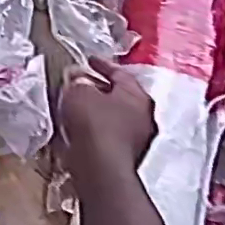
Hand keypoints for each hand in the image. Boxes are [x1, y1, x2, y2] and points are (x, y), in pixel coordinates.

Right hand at [57, 56, 156, 182]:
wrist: (101, 164)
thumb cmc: (92, 122)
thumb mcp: (78, 93)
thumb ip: (79, 82)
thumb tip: (79, 79)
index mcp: (138, 96)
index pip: (120, 73)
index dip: (102, 64)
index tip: (89, 60)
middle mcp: (145, 115)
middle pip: (122, 95)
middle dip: (102, 87)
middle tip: (82, 81)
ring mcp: (140, 136)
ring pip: (118, 114)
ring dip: (100, 107)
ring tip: (79, 103)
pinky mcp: (127, 152)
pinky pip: (111, 130)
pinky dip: (98, 124)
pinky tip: (82, 124)